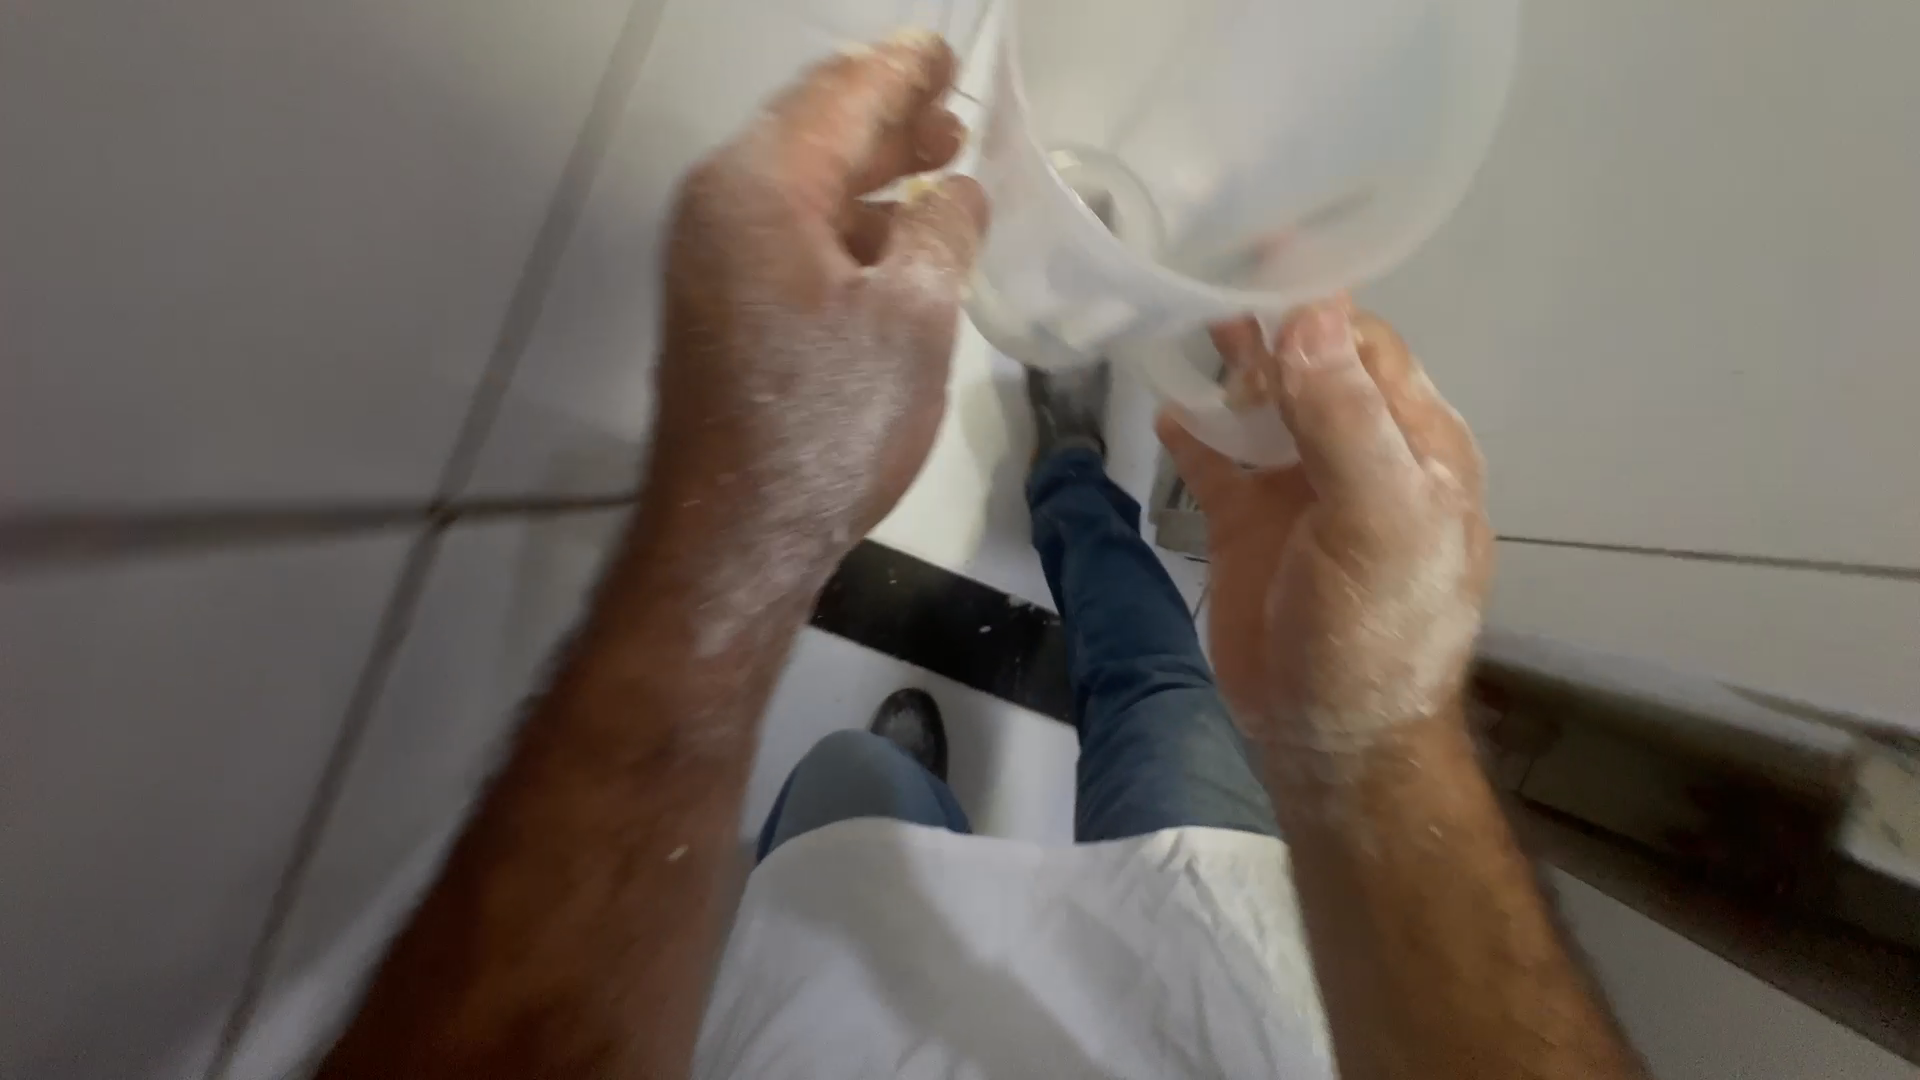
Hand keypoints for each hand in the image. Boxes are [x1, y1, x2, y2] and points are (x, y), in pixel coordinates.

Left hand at [645, 32, 987, 567]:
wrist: (742, 531)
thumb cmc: (832, 424)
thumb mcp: (913, 319)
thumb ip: (941, 234)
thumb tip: (954, 192)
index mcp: (763, 188)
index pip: (842, 96)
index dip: (904, 71)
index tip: (947, 56)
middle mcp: (723, 211)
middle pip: (814, 137)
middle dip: (888, 123)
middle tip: (949, 119)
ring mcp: (714, 267)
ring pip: (803, 196)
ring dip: (869, 181)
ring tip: (931, 176)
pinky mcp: (722, 318)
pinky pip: (790, 246)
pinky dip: (844, 235)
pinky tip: (887, 252)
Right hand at [1157, 302, 1492, 752]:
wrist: (1322, 729)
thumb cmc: (1370, 629)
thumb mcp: (1377, 521)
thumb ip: (1346, 421)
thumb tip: (1311, 315)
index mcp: (1410, 443)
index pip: (1362, 348)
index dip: (1313, 304)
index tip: (1249, 257)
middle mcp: (1355, 455)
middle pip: (1305, 369)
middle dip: (1260, 327)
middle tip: (1196, 279)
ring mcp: (1296, 489)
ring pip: (1258, 410)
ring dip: (1224, 371)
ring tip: (1174, 324)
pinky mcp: (1248, 523)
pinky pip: (1217, 462)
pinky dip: (1192, 433)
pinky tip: (1163, 406)